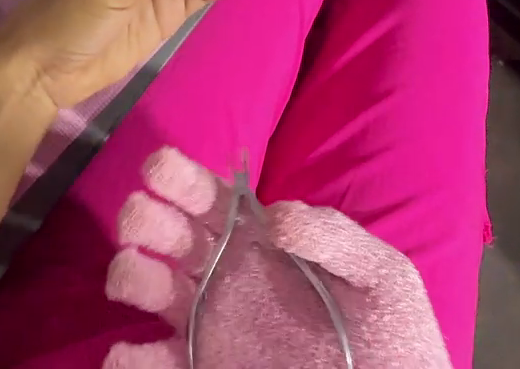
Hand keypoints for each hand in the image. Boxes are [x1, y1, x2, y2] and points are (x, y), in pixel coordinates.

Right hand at [102, 147, 450, 368]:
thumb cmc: (394, 338)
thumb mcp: (383, 275)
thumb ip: (333, 234)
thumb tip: (270, 216)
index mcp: (258, 238)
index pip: (208, 195)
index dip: (177, 174)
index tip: (159, 170)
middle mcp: (223, 272)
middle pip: (165, 229)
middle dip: (143, 214)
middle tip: (145, 222)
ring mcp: (209, 323)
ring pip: (146, 282)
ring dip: (128, 271)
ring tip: (135, 278)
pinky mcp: (202, 368)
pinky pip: (153, 363)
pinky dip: (127, 360)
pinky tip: (125, 355)